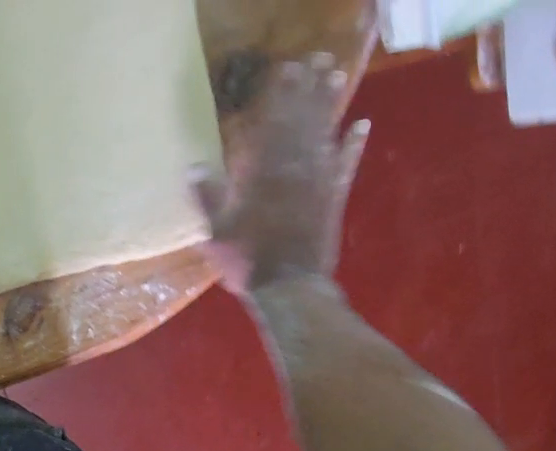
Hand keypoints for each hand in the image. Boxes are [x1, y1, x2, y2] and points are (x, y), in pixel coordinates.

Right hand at [193, 53, 370, 293]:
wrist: (289, 286)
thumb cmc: (247, 261)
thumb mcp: (216, 232)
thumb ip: (207, 198)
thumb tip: (193, 167)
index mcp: (262, 173)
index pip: (272, 124)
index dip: (279, 96)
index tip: (284, 69)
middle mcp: (294, 168)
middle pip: (302, 120)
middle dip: (308, 89)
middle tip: (316, 60)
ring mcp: (318, 181)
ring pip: (325, 133)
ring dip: (331, 104)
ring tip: (336, 77)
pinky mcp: (333, 198)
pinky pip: (346, 165)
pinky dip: (354, 145)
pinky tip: (362, 125)